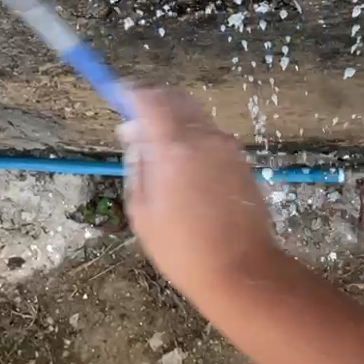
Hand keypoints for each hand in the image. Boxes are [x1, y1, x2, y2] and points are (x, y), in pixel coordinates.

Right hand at [118, 86, 284, 299]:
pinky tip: (186, 166)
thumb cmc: (183, 249)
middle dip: (154, 102)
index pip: (150, 100)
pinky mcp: (241, 159)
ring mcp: (226, 146)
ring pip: (195, 116)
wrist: (242, 270)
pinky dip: (194, 137)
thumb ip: (138, 166)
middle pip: (176, 99)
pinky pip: (211, 136)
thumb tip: (137, 140)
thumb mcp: (143, 212)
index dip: (133, 93)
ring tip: (160, 149)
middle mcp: (202, 137)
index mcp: (173, 147)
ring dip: (175, 120)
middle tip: (138, 124)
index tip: (121, 95)